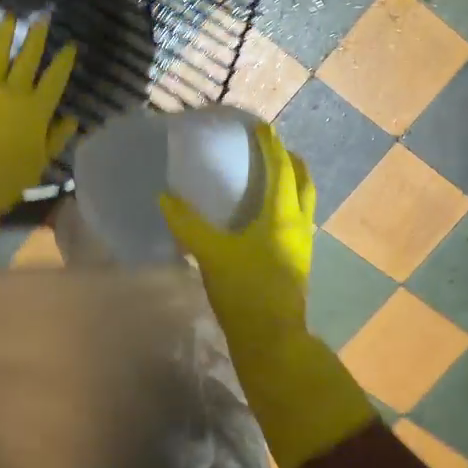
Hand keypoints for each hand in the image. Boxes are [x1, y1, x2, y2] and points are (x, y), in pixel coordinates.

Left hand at [0, 16, 76, 280]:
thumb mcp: (40, 163)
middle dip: (37, 37)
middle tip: (42, 19)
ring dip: (6, 33)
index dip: (64, 61)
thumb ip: (56, 139)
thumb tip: (71, 119)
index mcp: (38, 111)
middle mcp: (15, 92)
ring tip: (10, 16)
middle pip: (29, 58)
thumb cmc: (6, 181)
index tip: (70, 46)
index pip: (56, 78)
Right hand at [162, 124, 375, 467]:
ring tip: (269, 176)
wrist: (273, 342)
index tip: (260, 125)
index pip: (280, 168)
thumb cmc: (246, 291)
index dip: (271, 144)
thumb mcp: (211, 254)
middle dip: (290, 160)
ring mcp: (301, 246)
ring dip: (291, 183)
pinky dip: (284, 206)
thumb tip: (164, 195)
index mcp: (281, 215)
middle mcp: (298, 224)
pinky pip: (295, 221)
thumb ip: (187, 223)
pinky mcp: (296, 264)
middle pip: (303, 181)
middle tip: (271, 147)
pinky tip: (262, 217)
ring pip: (303, 202)